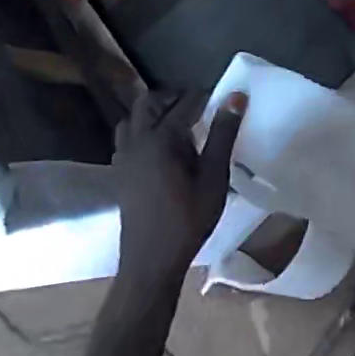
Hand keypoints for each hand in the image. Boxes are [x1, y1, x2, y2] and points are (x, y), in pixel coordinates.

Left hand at [113, 90, 245, 284]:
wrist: (151, 260)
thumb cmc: (188, 218)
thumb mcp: (214, 176)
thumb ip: (223, 133)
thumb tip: (235, 96)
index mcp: (162, 136)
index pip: (185, 101)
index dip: (204, 97)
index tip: (220, 99)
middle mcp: (138, 138)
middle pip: (150, 101)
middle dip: (173, 98)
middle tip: (197, 110)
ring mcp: (124, 154)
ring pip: (134, 117)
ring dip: (153, 113)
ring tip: (176, 126)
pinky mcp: (119, 170)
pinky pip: (126, 136)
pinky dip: (141, 131)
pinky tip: (157, 149)